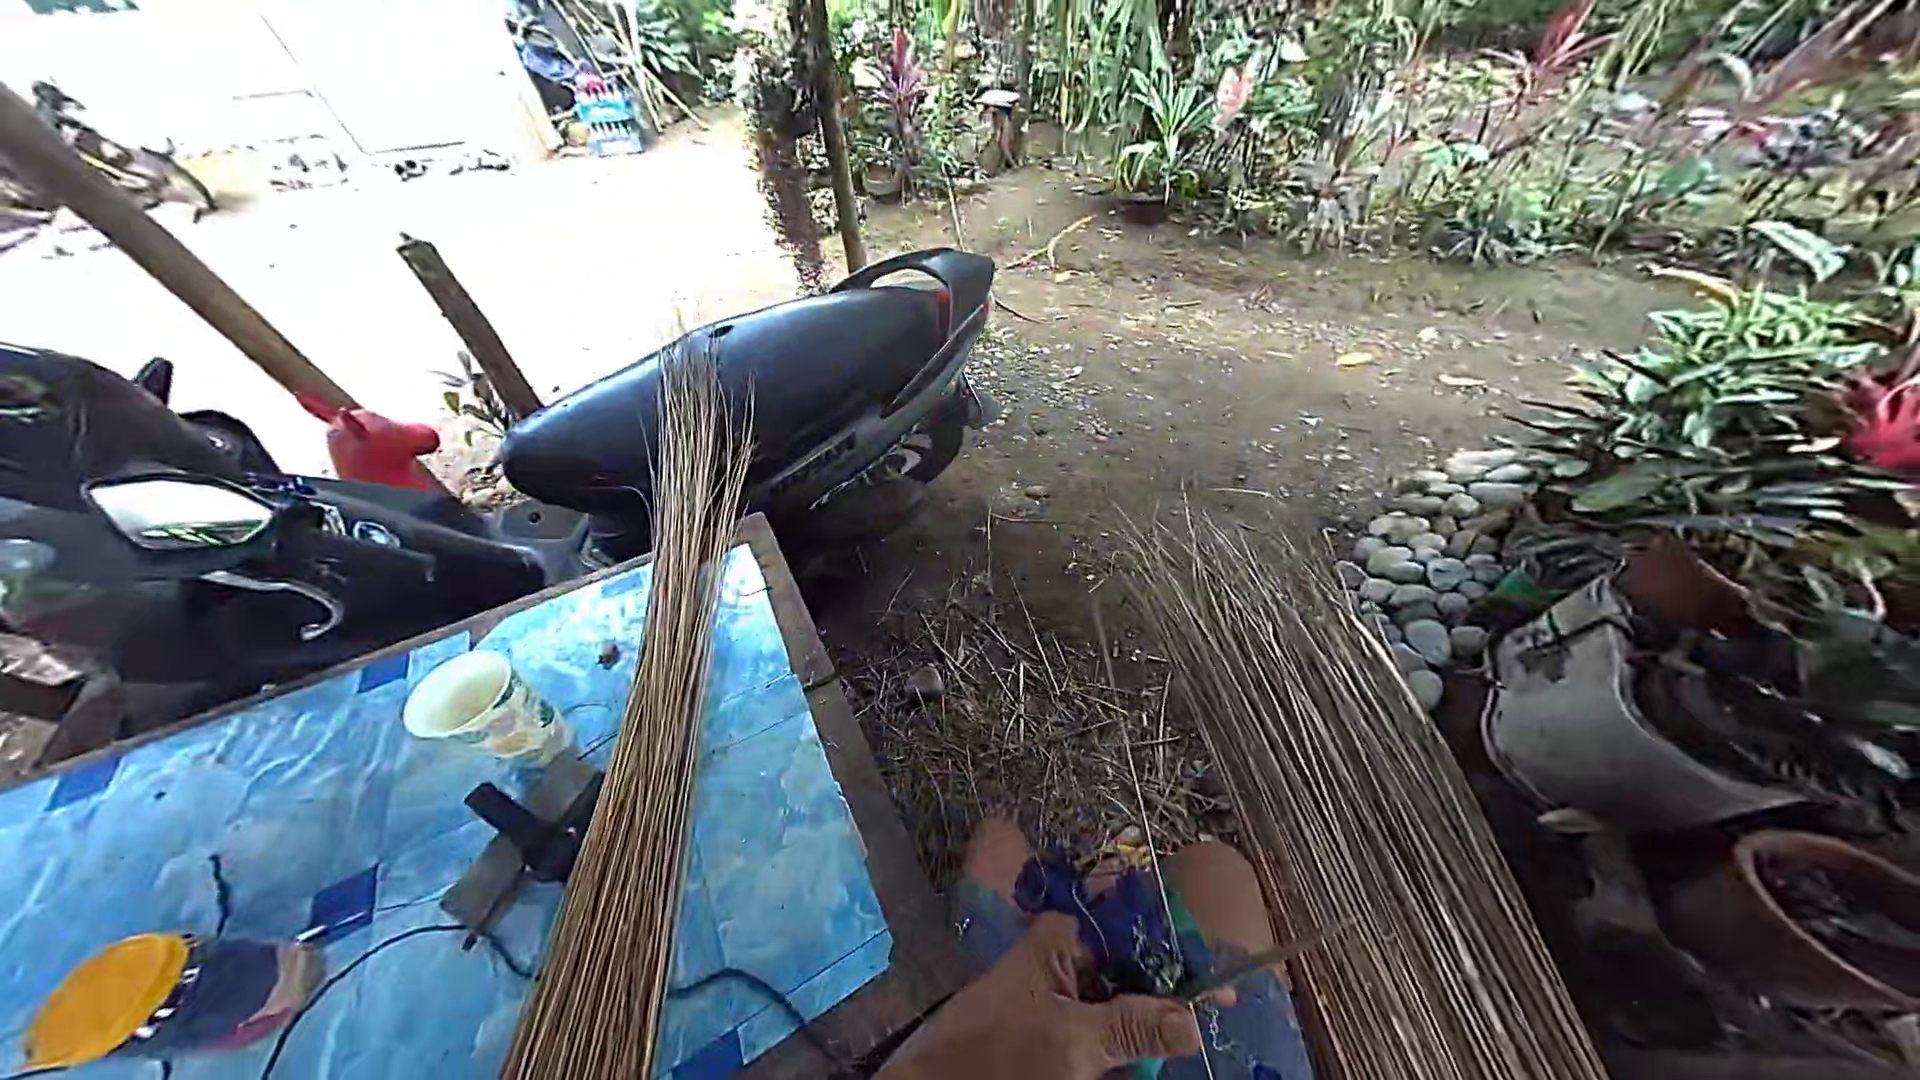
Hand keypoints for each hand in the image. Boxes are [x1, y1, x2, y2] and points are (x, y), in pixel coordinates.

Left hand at [876, 913, 1202, 1079]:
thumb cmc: (1001, 1052)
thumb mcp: (1072, 1042)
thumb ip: (1133, 1025)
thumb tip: (1193, 1020)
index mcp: (1067, 936)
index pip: (1137, 931)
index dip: (1182, 955)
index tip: (1225, 986)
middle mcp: (1068, 952)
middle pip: (1136, 969)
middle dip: (1164, 1002)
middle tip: (1196, 1030)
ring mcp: (1063, 986)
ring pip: (1125, 1003)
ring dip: (1143, 1033)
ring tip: (1148, 1057)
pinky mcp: (1059, 1018)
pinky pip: (1106, 1028)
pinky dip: (1122, 1050)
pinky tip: (1125, 1068)